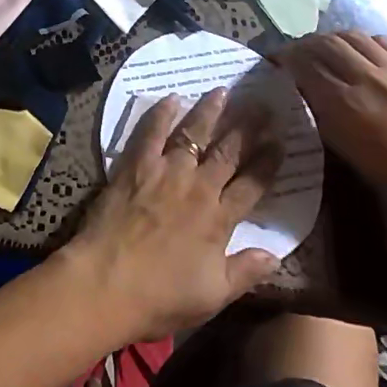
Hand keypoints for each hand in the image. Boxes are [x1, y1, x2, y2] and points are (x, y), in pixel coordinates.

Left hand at [65, 88, 282, 341]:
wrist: (106, 282)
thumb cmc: (161, 296)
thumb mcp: (214, 295)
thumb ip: (245, 271)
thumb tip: (274, 255)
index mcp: (219, 221)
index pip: (253, 184)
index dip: (269, 161)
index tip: (281, 140)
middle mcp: (196, 189)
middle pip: (227, 152)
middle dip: (247, 127)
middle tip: (262, 103)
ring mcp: (163, 174)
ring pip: (192, 135)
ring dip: (209, 111)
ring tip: (222, 90)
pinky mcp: (132, 167)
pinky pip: (150, 134)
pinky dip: (161, 114)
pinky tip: (171, 98)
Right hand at [275, 32, 386, 206]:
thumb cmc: (372, 163)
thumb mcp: (329, 135)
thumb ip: (311, 101)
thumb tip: (295, 76)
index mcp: (343, 101)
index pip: (303, 62)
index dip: (284, 56)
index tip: (276, 59)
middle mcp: (369, 79)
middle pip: (326, 42)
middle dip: (304, 44)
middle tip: (296, 53)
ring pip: (353, 36)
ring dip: (332, 40)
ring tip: (325, 50)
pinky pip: (383, 42)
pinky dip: (362, 44)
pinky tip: (357, 55)